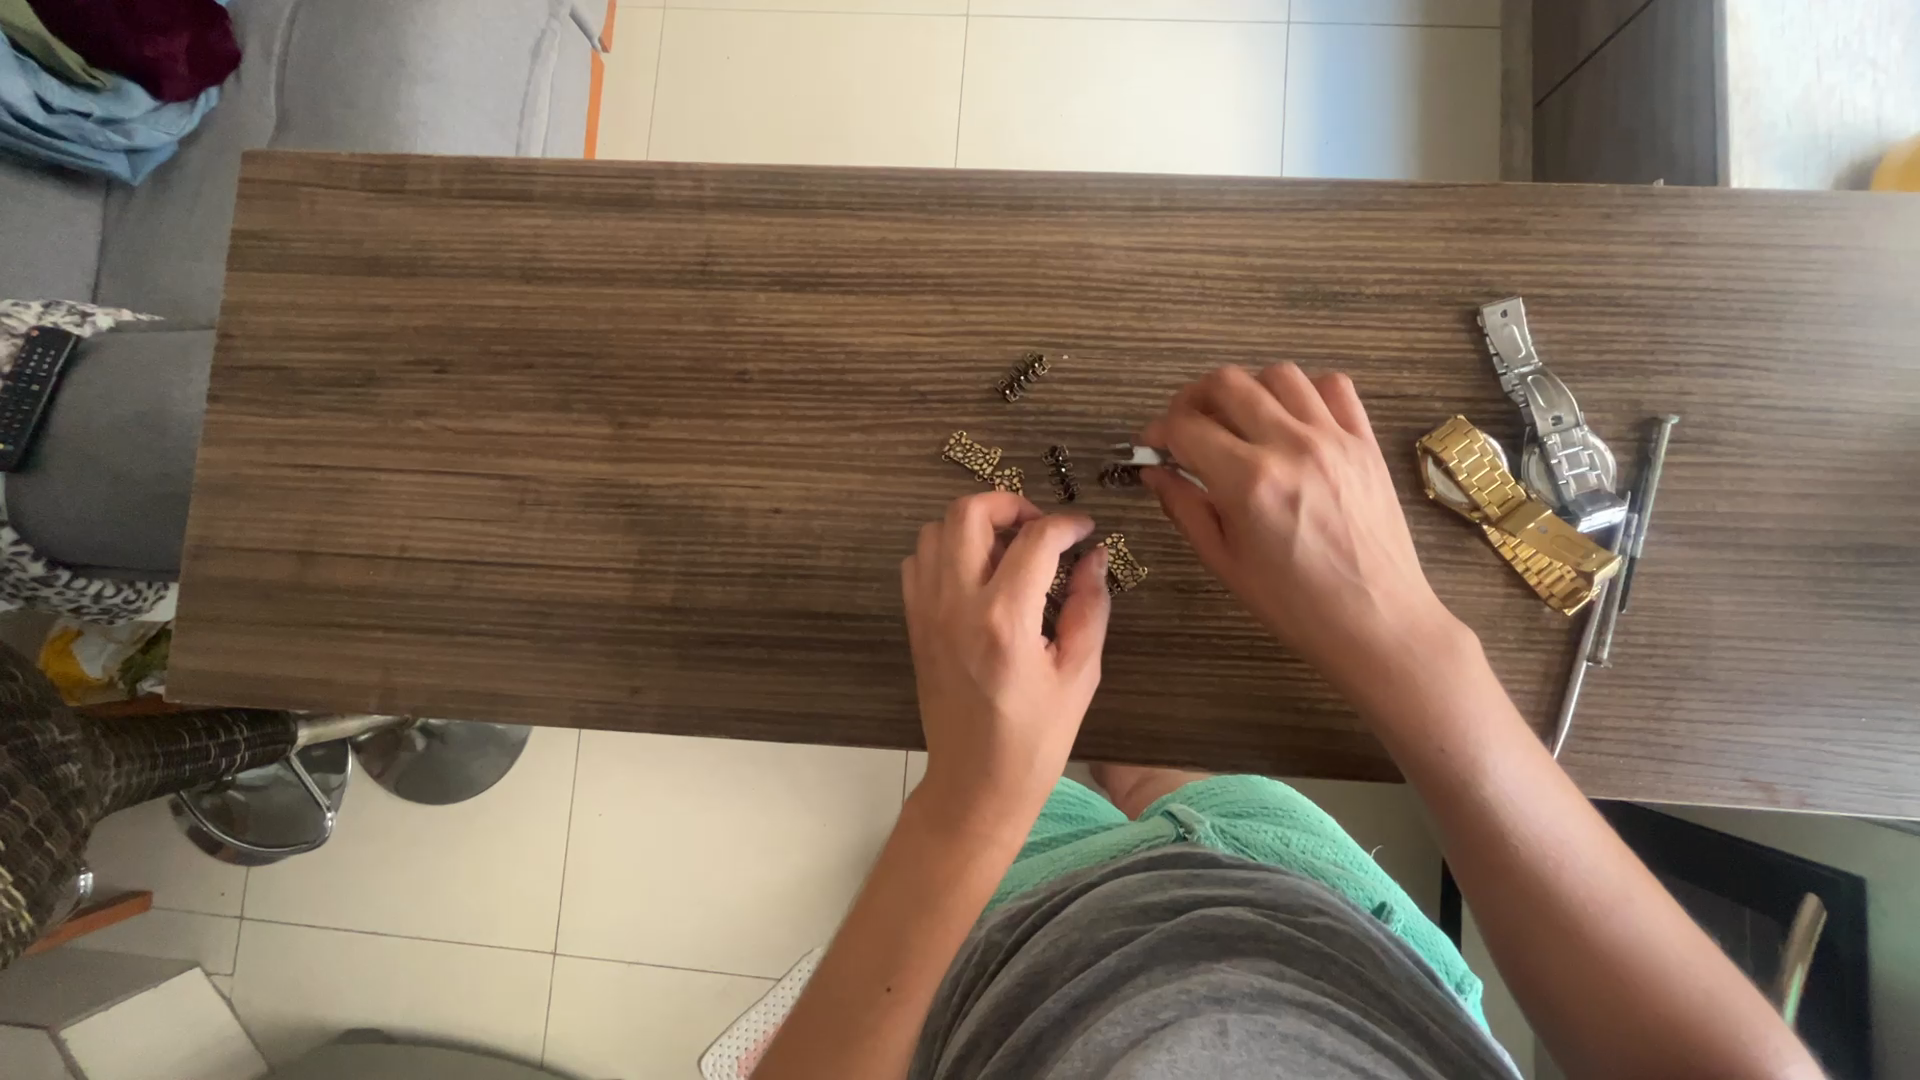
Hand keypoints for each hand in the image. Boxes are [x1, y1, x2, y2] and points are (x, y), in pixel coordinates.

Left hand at [900, 493, 1110, 827]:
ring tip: (1008, 552)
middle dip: (1009, 503)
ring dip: (974, 526)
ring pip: (934, 530)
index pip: (1035, 539)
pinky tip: (976, 576)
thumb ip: (1089, 606)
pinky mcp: (914, 624)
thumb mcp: (1080, 675)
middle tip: (1038, 527)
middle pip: (967, 512)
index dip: (1067, 523)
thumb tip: (1094, 556)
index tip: (1085, 530)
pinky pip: (917, 563)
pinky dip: (945, 552)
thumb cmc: (1036, 740)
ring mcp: (927, 612)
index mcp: (1005, 620)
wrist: (974, 784)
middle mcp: (957, 605)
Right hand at [1140, 364, 1461, 689]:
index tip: (1152, 446)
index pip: (1186, 427)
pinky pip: (1333, 387)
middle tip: (1184, 427)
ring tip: (1236, 420)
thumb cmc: (1292, 602)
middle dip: (1192, 398)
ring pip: (1278, 374)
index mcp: (1248, 482)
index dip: (1157, 431)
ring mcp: (1334, 438)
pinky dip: (1303, 391)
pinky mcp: (1365, 442)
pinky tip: (1289, 419)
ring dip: (1246, 389)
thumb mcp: (1222, 560)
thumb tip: (1154, 472)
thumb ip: (1183, 507)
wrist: (1374, 621)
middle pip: (1227, 383)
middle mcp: (1290, 447)